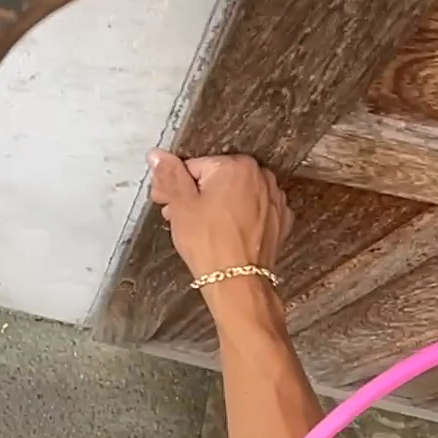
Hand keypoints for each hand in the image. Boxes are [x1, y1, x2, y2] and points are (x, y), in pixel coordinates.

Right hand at [147, 150, 291, 279]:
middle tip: (178, 217)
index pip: (193, 166)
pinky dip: (237, 218)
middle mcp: (260, 176)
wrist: (236, 281)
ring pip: (234, 194)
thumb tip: (159, 155)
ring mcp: (273, 199)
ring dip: (216, 205)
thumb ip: (169, 174)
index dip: (174, 186)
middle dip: (195, 195)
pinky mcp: (278, 220)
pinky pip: (251, 211)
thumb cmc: (209, 244)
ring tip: (200, 228)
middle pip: (216, 178)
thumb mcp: (180, 205)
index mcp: (236, 166)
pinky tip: (222, 233)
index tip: (166, 202)